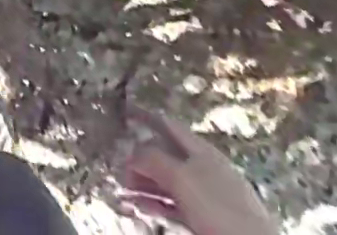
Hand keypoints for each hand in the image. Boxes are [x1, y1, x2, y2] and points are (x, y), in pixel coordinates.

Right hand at [121, 111, 278, 234]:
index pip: (169, 126)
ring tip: (122, 188)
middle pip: (167, 156)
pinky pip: (175, 206)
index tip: (125, 113)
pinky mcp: (207, 222)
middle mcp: (205, 170)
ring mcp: (208, 197)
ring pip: (169, 183)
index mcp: (203, 152)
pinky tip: (139, 207)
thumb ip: (153, 160)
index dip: (146, 117)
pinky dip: (156, 204)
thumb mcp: (181, 178)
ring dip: (145, 184)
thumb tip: (132, 152)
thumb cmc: (218, 208)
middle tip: (118, 165)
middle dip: (141, 159)